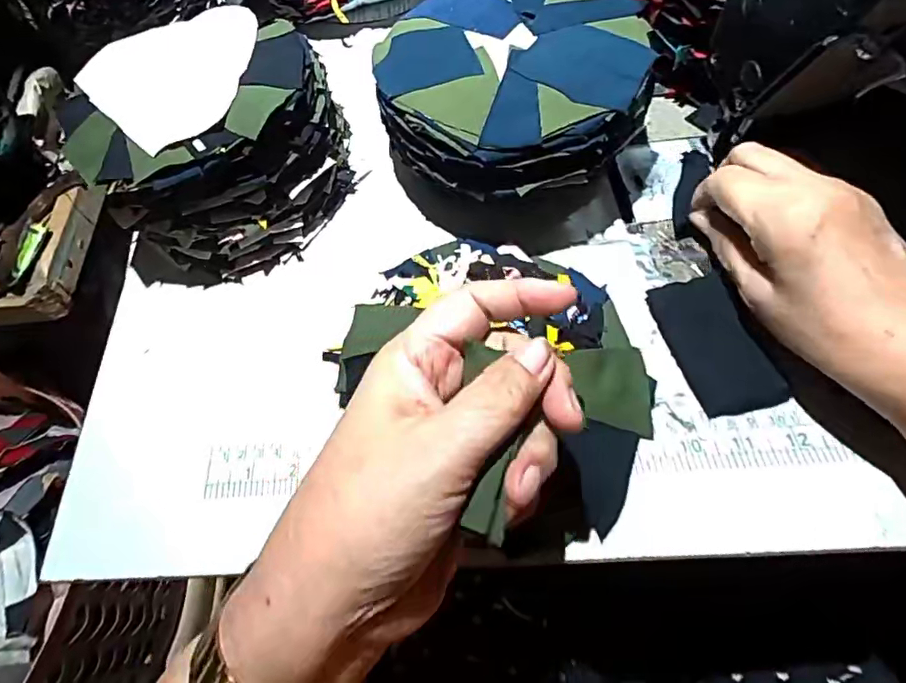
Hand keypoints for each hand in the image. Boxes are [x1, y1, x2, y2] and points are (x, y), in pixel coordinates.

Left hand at [211, 280, 583, 682]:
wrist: (337, 611)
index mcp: (419, 361)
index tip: (568, 299)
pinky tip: (510, 508)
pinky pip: (519, 457)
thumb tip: (543, 349)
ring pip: (524, 414)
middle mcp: (441, 389)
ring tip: (519, 488)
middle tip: (568, 421)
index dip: (522, 295)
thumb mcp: (440, 448)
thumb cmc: (369, 513)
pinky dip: (525, 479)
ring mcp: (458, 435)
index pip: (476, 306)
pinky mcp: (471, 476)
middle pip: (514, 363)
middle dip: (544, 392)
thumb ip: (500, 396)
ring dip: (534, 449)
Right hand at [689, 142, 905, 429]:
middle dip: (724, 178)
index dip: (700, 198)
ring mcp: (841, 187)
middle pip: (749, 152)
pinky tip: (784, 229)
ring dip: (753, 181)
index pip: (722, 178)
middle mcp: (812, 185)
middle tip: (720, 218)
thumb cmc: (837, 337)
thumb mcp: (764, 300)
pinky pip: (805, 176)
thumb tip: (708, 221)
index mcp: (783, 211)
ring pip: (778, 159)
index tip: (698, 224)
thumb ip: (728, 249)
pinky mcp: (861, 197)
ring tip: (750, 225)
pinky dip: (781, 189)